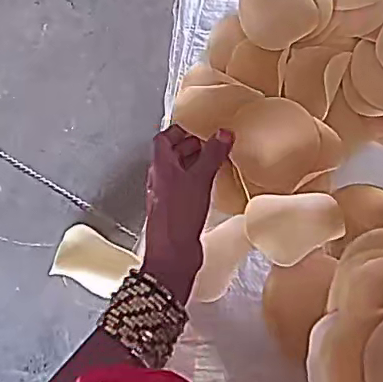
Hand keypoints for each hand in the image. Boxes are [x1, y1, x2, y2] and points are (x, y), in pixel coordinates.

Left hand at [141, 124, 231, 296]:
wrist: (172, 255)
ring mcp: (167, 196)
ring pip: (180, 171)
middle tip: (212, 141)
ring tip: (216, 159)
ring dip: (196, 163)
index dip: (180, 130)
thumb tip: (222, 134)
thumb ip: (212, 154)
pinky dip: (198, 181)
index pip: (164, 138)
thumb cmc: (177, 218)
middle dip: (192, 145)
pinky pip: (186, 188)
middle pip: (172, 154)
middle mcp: (160, 180)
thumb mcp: (199, 179)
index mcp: (160, 167)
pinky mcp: (177, 211)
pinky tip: (212, 185)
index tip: (198, 126)